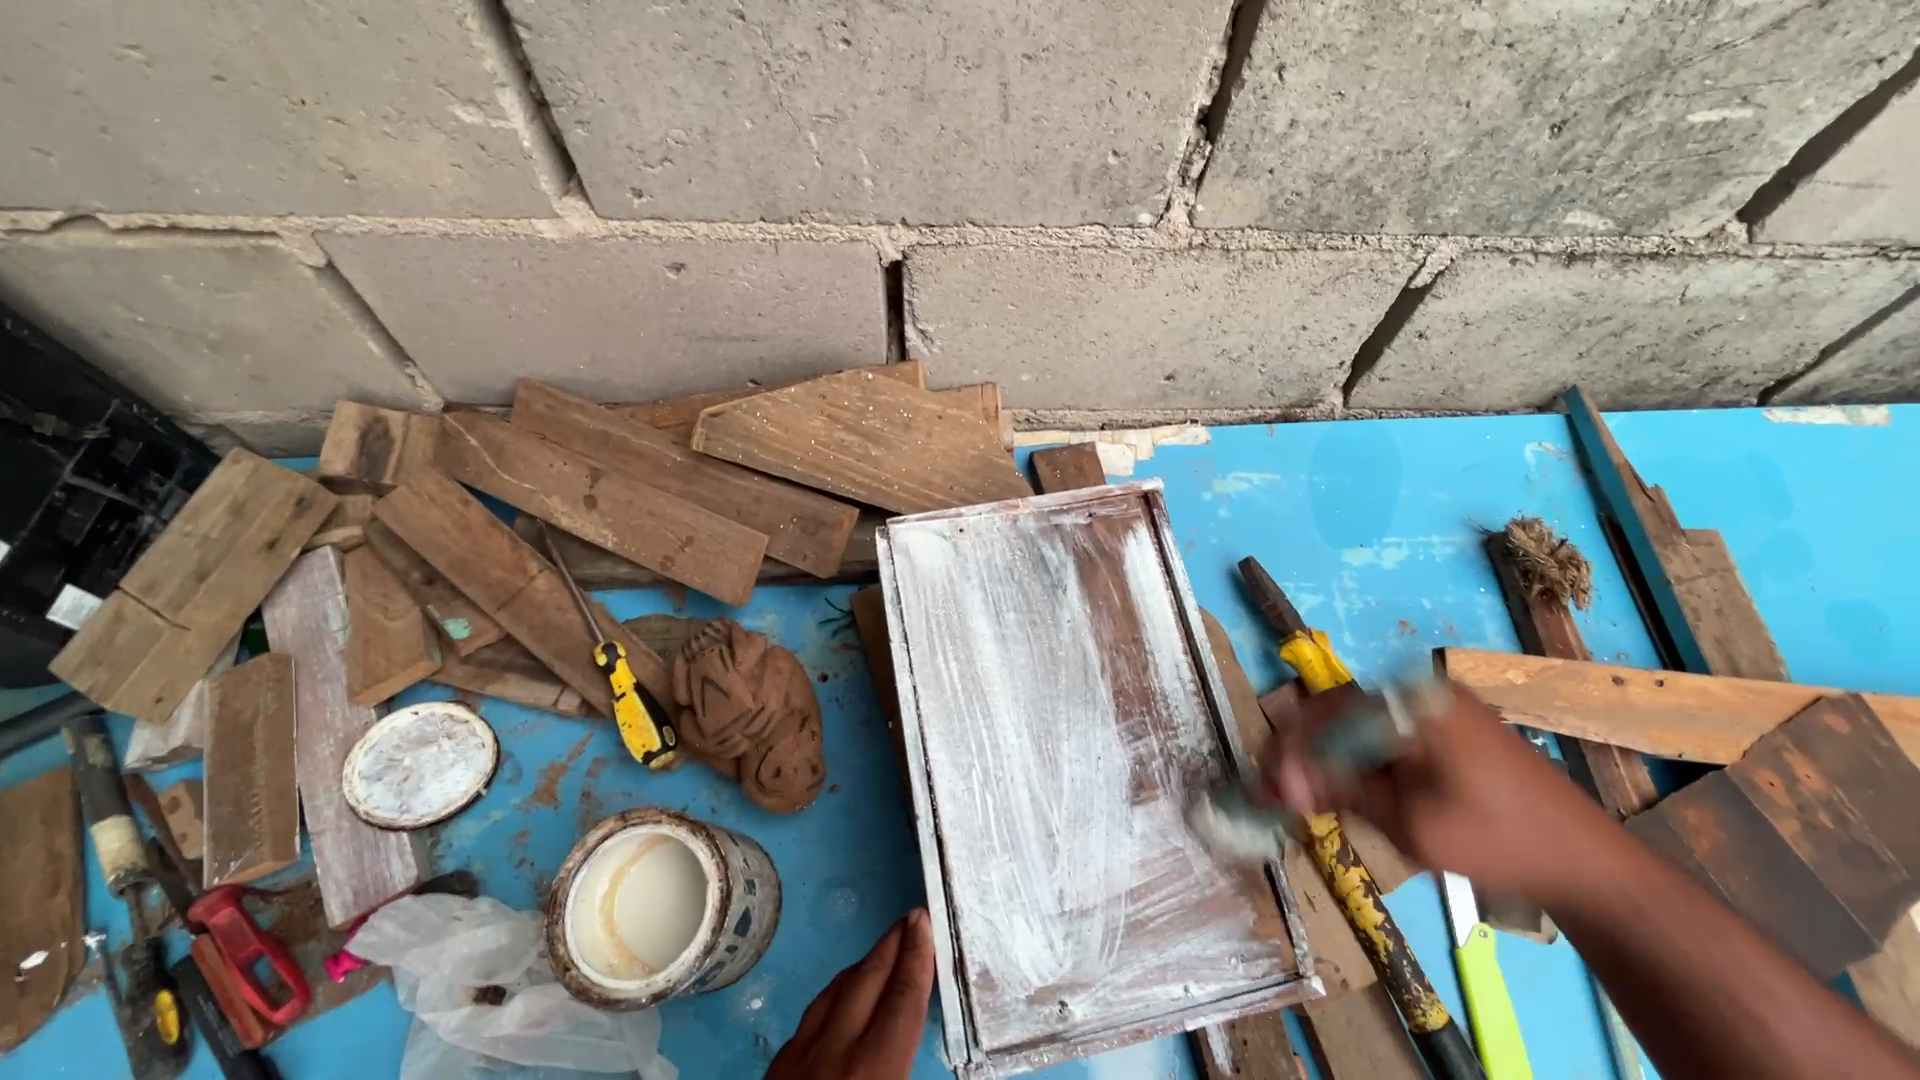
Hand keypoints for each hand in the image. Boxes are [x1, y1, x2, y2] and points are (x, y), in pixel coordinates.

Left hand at [767, 909, 934, 1079]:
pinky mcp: (776, 1065)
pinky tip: (844, 994)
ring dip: (864, 965)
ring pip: (834, 991)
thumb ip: (904, 1062)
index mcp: (873, 1069)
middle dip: (892, 945)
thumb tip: (912, 1016)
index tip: (923, 920)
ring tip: (886, 950)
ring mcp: (798, 1055)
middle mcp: (834, 1052)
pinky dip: (835, 994)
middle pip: (867, 981)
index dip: (916, 955)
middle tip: (911, 919)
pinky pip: (811, 1014)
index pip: (902, 998)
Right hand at [1261, 681, 1609, 901]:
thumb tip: (1277, 782)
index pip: (1326, 712)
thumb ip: (1340, 792)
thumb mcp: (1410, 823)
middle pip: (1338, 712)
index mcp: (1416, 703)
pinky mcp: (1446, 728)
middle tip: (1277, 792)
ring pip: (1358, 724)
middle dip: (1302, 752)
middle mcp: (1423, 691)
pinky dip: (1357, 761)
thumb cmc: (1500, 842)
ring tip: (1302, 796)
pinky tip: (1344, 790)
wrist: (1586, 863)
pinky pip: (1384, 734)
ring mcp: (1437, 707)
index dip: (1289, 748)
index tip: (1266, 784)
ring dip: (1327, 758)